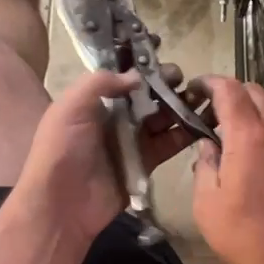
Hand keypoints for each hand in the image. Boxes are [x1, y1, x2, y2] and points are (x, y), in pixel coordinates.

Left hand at [12, 70, 200, 244]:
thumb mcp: (71, 107)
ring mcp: (132, 141)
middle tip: (185, 80)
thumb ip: (101, 83)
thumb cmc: (62, 149)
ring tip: (201, 98)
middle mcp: (115, 118)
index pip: (124, 78)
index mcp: (95, 102)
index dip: (144, 67)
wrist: (61, 204)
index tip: (163, 58)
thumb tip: (138, 76)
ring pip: (162, 118)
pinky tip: (201, 123)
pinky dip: (184, 134)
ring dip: (180, 107)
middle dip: (167, 85)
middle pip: (148, 96)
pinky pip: (168, 144)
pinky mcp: (145, 163)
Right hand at [192, 78, 263, 263]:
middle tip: (205, 113)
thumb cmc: (248, 235)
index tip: (191, 91)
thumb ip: (204, 166)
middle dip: (227, 93)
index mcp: (249, 135)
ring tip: (220, 136)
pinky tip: (241, 155)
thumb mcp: (208, 205)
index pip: (229, 89)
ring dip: (244, 112)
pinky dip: (257, 129)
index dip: (208, 83)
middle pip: (252, 91)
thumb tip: (207, 146)